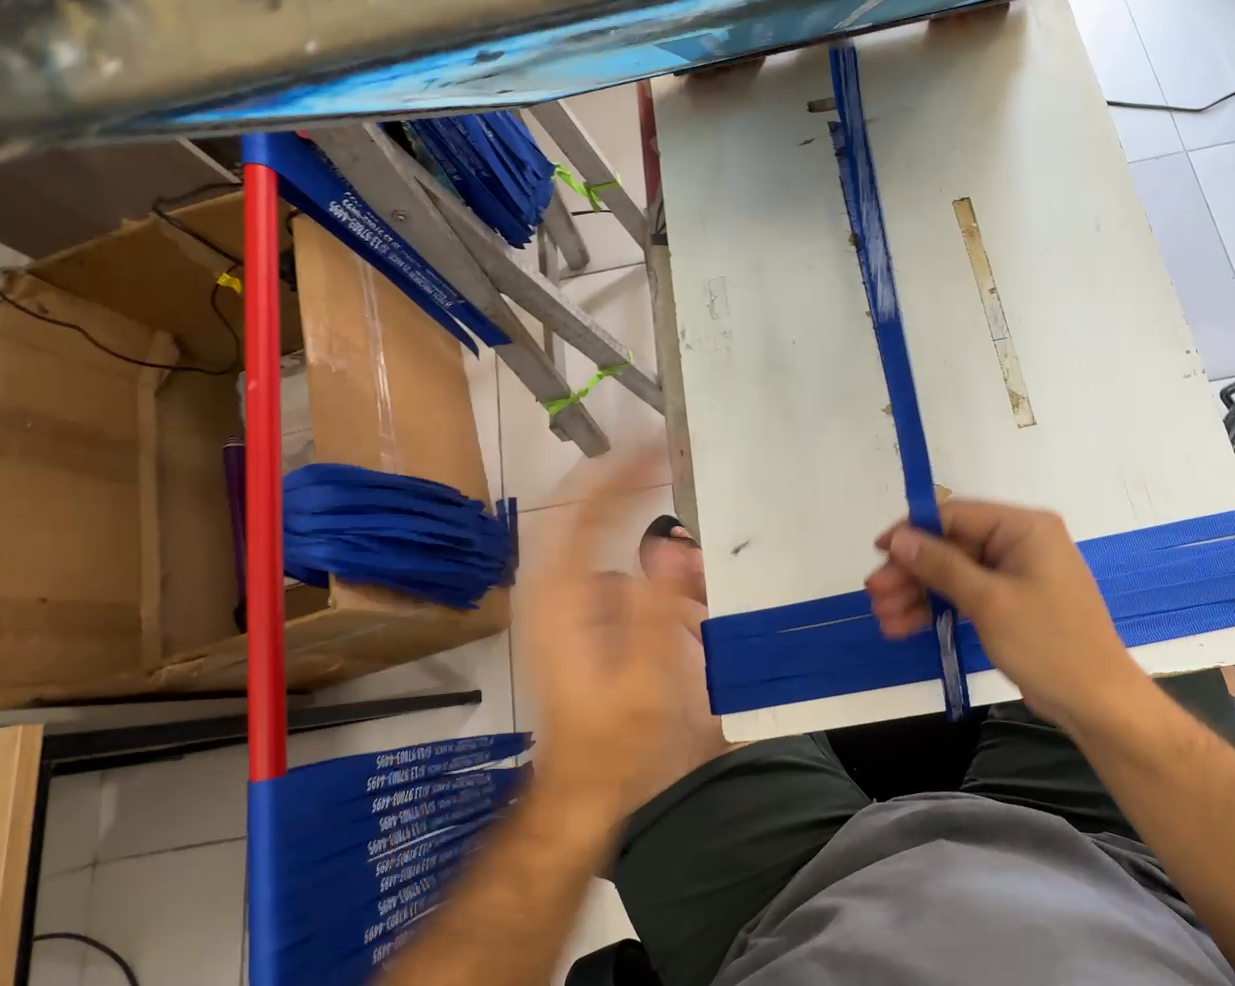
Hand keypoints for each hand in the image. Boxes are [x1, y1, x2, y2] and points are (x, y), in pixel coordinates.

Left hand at [521, 457, 727, 822]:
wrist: (579, 788)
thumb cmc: (616, 739)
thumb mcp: (647, 676)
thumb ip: (657, 606)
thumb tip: (666, 540)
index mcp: (563, 598)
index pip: (585, 510)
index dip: (621, 471)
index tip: (658, 445)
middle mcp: (551, 591)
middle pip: (580, 513)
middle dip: (623, 485)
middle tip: (664, 462)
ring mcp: (556, 605)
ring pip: (595, 543)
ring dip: (634, 531)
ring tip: (684, 551)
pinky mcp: (569, 620)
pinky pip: (603, 569)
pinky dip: (637, 564)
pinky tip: (675, 594)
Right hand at [865, 500, 1146, 729]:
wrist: (1097, 701)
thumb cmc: (1048, 643)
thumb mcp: (988, 601)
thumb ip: (941, 565)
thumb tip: (899, 537)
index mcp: (1024, 528)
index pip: (956, 516)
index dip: (913, 532)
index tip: (878, 553)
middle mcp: (1020, 543)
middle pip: (951, 546)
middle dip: (911, 572)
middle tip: (875, 595)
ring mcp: (1017, 574)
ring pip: (954, 573)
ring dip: (918, 594)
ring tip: (883, 617)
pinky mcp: (1012, 602)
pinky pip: (967, 595)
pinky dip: (938, 609)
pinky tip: (904, 625)